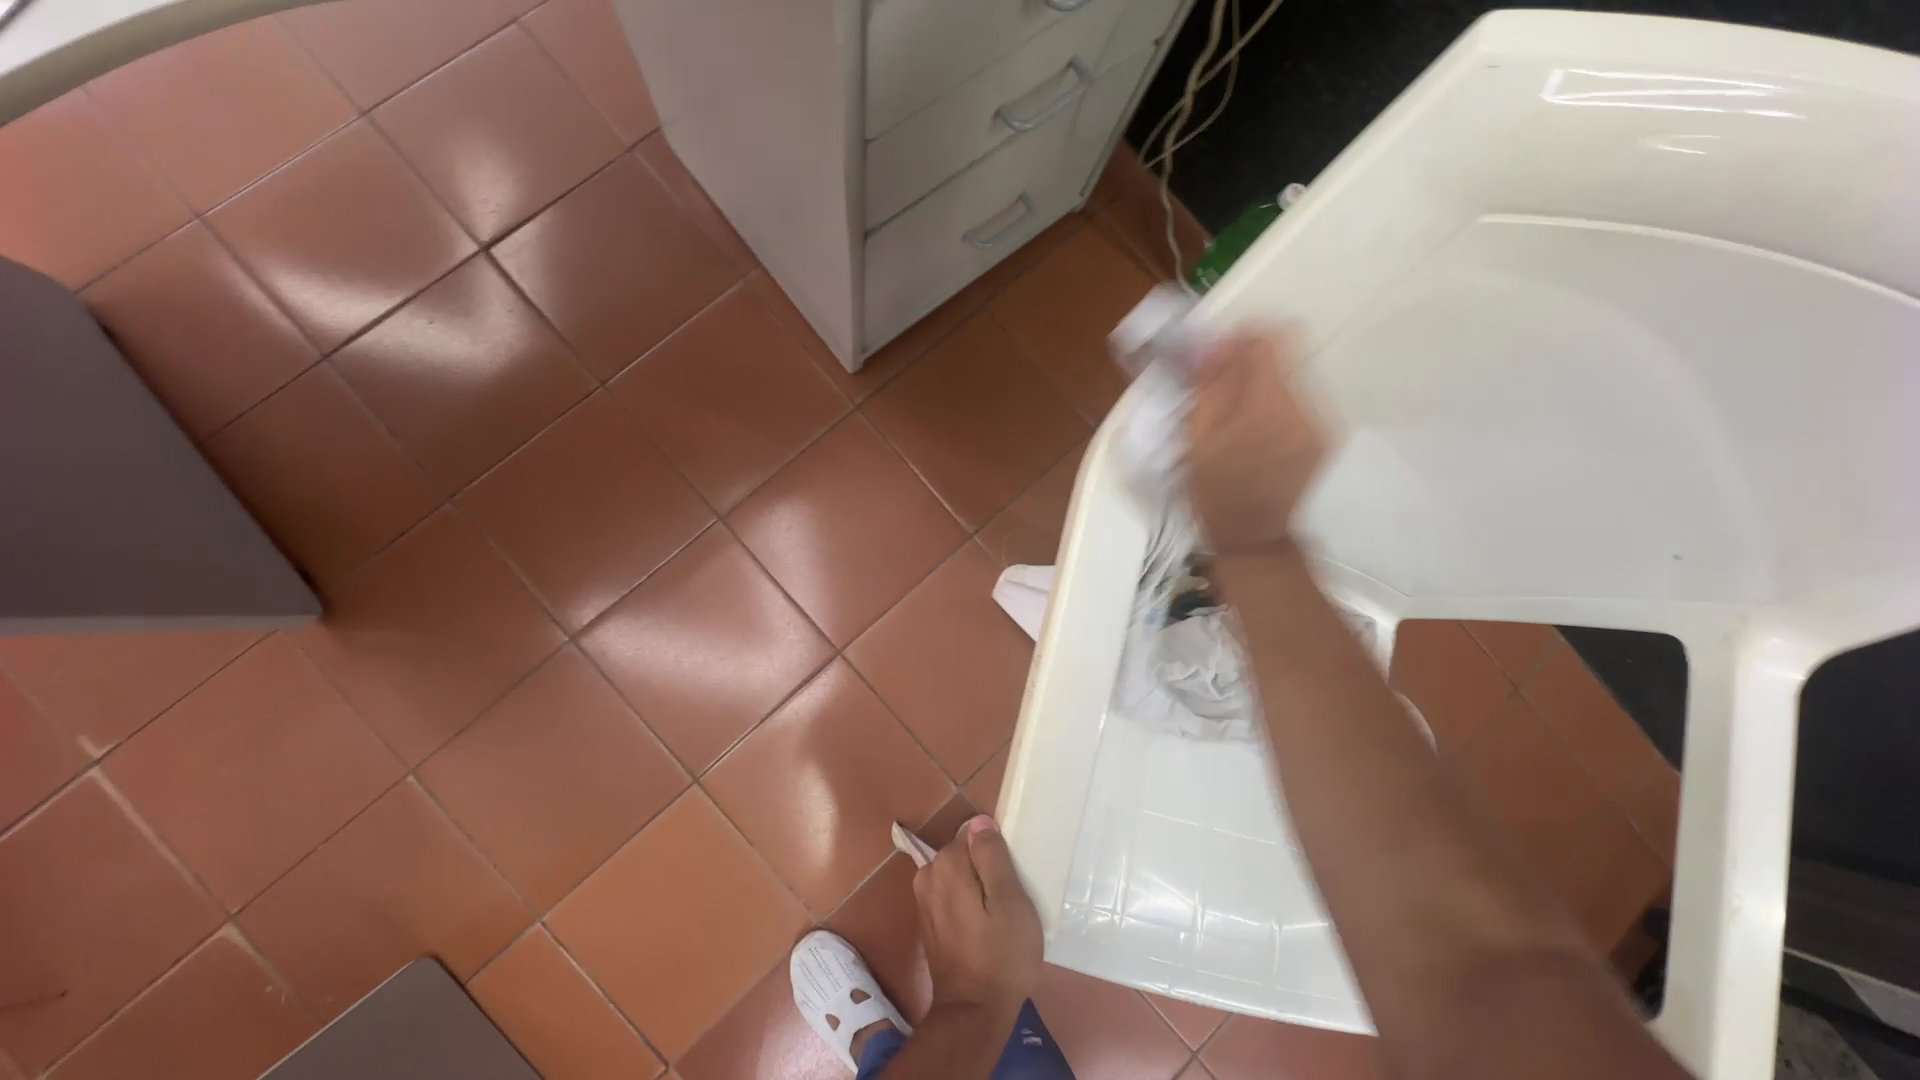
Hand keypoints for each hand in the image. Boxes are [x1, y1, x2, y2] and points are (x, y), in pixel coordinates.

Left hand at [913, 815, 1042, 1020]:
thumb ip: (993, 856)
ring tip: (1001, 914)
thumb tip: (979, 821)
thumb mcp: (1010, 902)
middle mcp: (927, 876)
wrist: (974, 1012)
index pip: (973, 833)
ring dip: (979, 887)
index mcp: (946, 865)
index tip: (1013, 877)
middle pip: (964, 854)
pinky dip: (969, 903)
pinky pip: (952, 895)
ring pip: (959, 875)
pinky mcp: (929, 921)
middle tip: (1011, 899)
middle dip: (987, 868)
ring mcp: (924, 900)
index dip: (996, 852)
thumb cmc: (1001, 956)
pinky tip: (986, 926)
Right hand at [1186, 328, 1325, 553]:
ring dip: (1264, 378)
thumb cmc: (1213, 492)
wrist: (1252, 536)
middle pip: (1286, 351)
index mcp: (1270, 410)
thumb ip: (1210, 384)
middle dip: (1249, 358)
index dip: (1240, 337)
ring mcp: (1324, 423)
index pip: (1269, 340)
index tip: (1216, 353)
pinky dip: (1277, 399)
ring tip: (1237, 406)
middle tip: (1221, 378)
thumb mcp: (1197, 438)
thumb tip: (1217, 341)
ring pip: (1295, 372)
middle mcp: (1307, 410)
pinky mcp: (1328, 435)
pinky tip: (1257, 425)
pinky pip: (1304, 397)